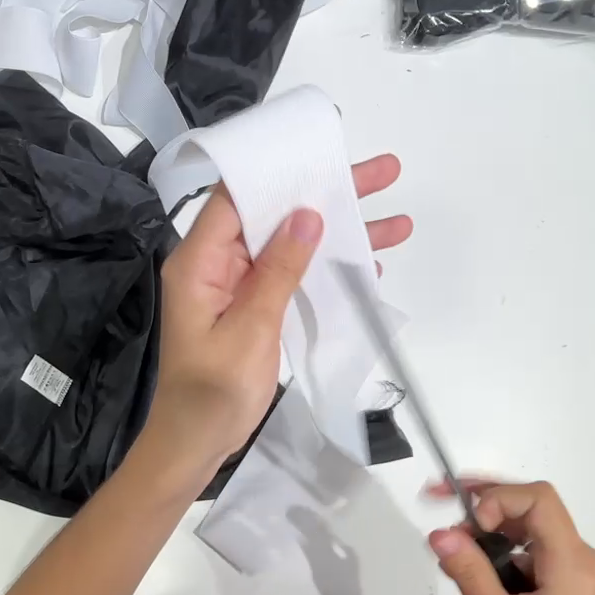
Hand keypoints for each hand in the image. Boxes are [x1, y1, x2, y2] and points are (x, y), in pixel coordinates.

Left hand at [140, 155, 412, 467]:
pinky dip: (326, 270)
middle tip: (384, 173)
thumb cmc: (212, 392)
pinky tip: (369, 263)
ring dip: (339, 235)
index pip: (236, 198)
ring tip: (397, 221)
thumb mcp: (248, 329)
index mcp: (199, 262)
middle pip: (272, 215)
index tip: (326, 151)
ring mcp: (236, 287)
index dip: (279, 171)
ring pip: (290, 247)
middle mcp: (216, 266)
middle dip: (325, 195)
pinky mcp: (252, 309)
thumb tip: (306, 215)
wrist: (196, 443)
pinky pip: (291, 277)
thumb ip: (278, 272)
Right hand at [427, 480, 594, 594]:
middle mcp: (579, 557)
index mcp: (570, 563)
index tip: (466, 525)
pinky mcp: (568, 582)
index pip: (537, 499)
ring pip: (529, 526)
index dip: (497, 498)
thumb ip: (469, 573)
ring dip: (489, 528)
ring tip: (453, 551)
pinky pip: (532, 548)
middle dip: (484, 501)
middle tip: (438, 502)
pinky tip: (476, 574)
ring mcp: (577, 569)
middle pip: (532, 505)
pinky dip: (500, 549)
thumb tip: (439, 532)